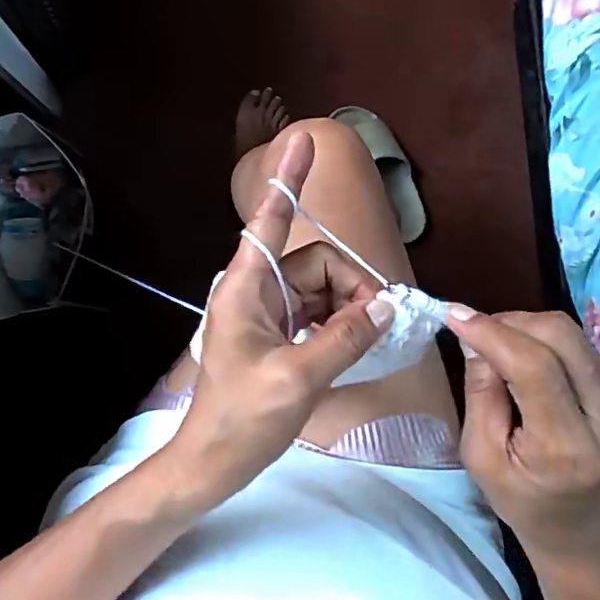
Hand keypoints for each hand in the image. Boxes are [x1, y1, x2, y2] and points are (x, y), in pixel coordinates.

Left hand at [163, 133, 394, 507]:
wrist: (212, 461)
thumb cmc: (242, 419)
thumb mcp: (298, 377)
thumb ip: (344, 337)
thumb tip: (386, 305)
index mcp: (246, 288)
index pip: (270, 221)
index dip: (289, 178)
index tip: (303, 138)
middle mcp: (254, 290)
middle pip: (314, 263)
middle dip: (350, 285)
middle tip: (377, 322)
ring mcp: (265, 313)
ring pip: (320, 289)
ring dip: (347, 308)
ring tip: (363, 341)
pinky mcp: (275, 334)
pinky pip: (315, 313)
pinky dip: (337, 323)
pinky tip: (350, 345)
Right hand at [445, 309, 599, 561]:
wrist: (577, 522)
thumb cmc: (518, 494)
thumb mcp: (479, 454)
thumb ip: (480, 394)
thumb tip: (475, 339)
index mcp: (566, 446)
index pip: (535, 368)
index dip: (494, 333)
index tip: (455, 315)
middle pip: (560, 337)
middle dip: (509, 322)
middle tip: (476, 333)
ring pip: (570, 334)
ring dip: (524, 328)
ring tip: (498, 349)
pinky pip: (579, 345)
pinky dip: (542, 341)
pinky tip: (526, 364)